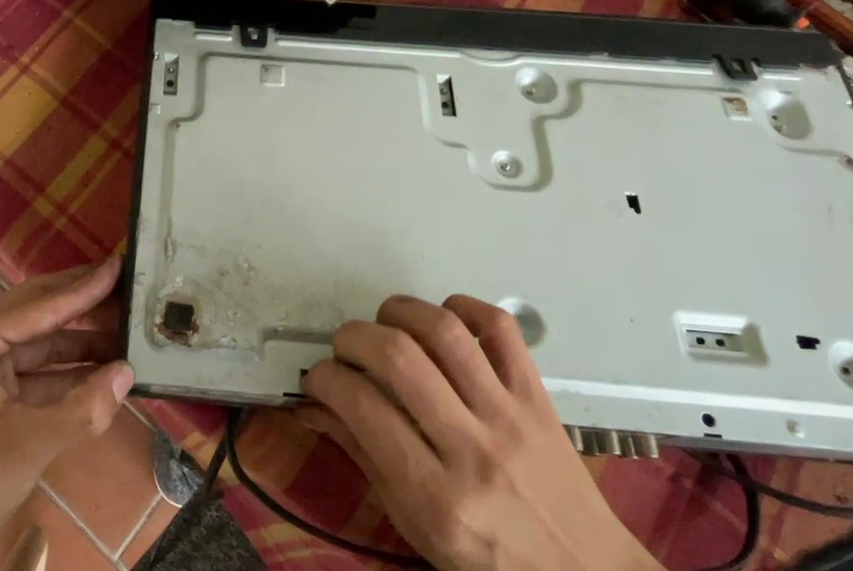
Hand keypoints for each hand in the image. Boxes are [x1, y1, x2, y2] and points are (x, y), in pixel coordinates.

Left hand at [0, 257, 132, 569]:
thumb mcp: (29, 444)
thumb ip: (82, 408)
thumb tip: (128, 373)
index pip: (39, 306)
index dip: (84, 288)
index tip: (120, 264)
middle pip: (38, 311)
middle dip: (84, 303)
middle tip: (128, 287)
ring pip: (41, 340)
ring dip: (81, 340)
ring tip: (128, 328)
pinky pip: (36, 368)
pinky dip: (68, 369)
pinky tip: (104, 368)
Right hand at [298, 295, 661, 570]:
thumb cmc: (490, 560)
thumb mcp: (416, 526)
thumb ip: (364, 458)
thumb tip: (314, 407)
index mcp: (435, 496)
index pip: (362, 407)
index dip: (325, 379)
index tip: (319, 379)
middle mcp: (472, 449)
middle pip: (398, 357)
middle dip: (353, 337)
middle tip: (344, 349)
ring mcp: (510, 416)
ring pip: (444, 331)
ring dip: (399, 311)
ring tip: (384, 324)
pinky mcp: (538, 395)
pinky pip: (500, 328)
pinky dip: (463, 306)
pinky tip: (441, 318)